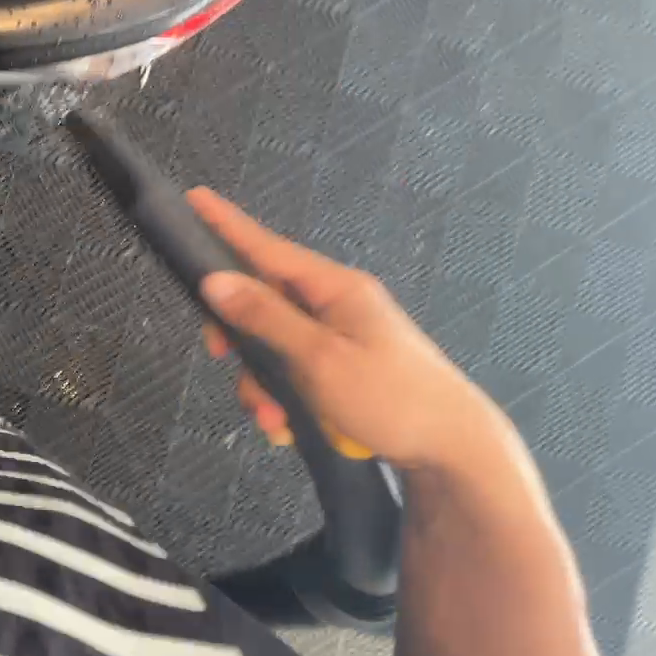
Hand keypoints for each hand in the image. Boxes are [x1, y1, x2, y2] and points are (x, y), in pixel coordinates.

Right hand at [186, 188, 505, 471]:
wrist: (461, 458)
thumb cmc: (395, 400)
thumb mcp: (319, 358)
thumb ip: (263, 316)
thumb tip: (214, 280)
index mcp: (334, 288)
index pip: (265, 246)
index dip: (226, 223)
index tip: (194, 197)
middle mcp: (332, 304)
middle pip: (258, 301)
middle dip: (237, 337)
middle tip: (220, 355)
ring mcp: (336, 335)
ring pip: (268, 343)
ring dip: (259, 381)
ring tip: (271, 416)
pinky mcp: (338, 366)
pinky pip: (288, 370)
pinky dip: (279, 397)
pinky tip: (285, 423)